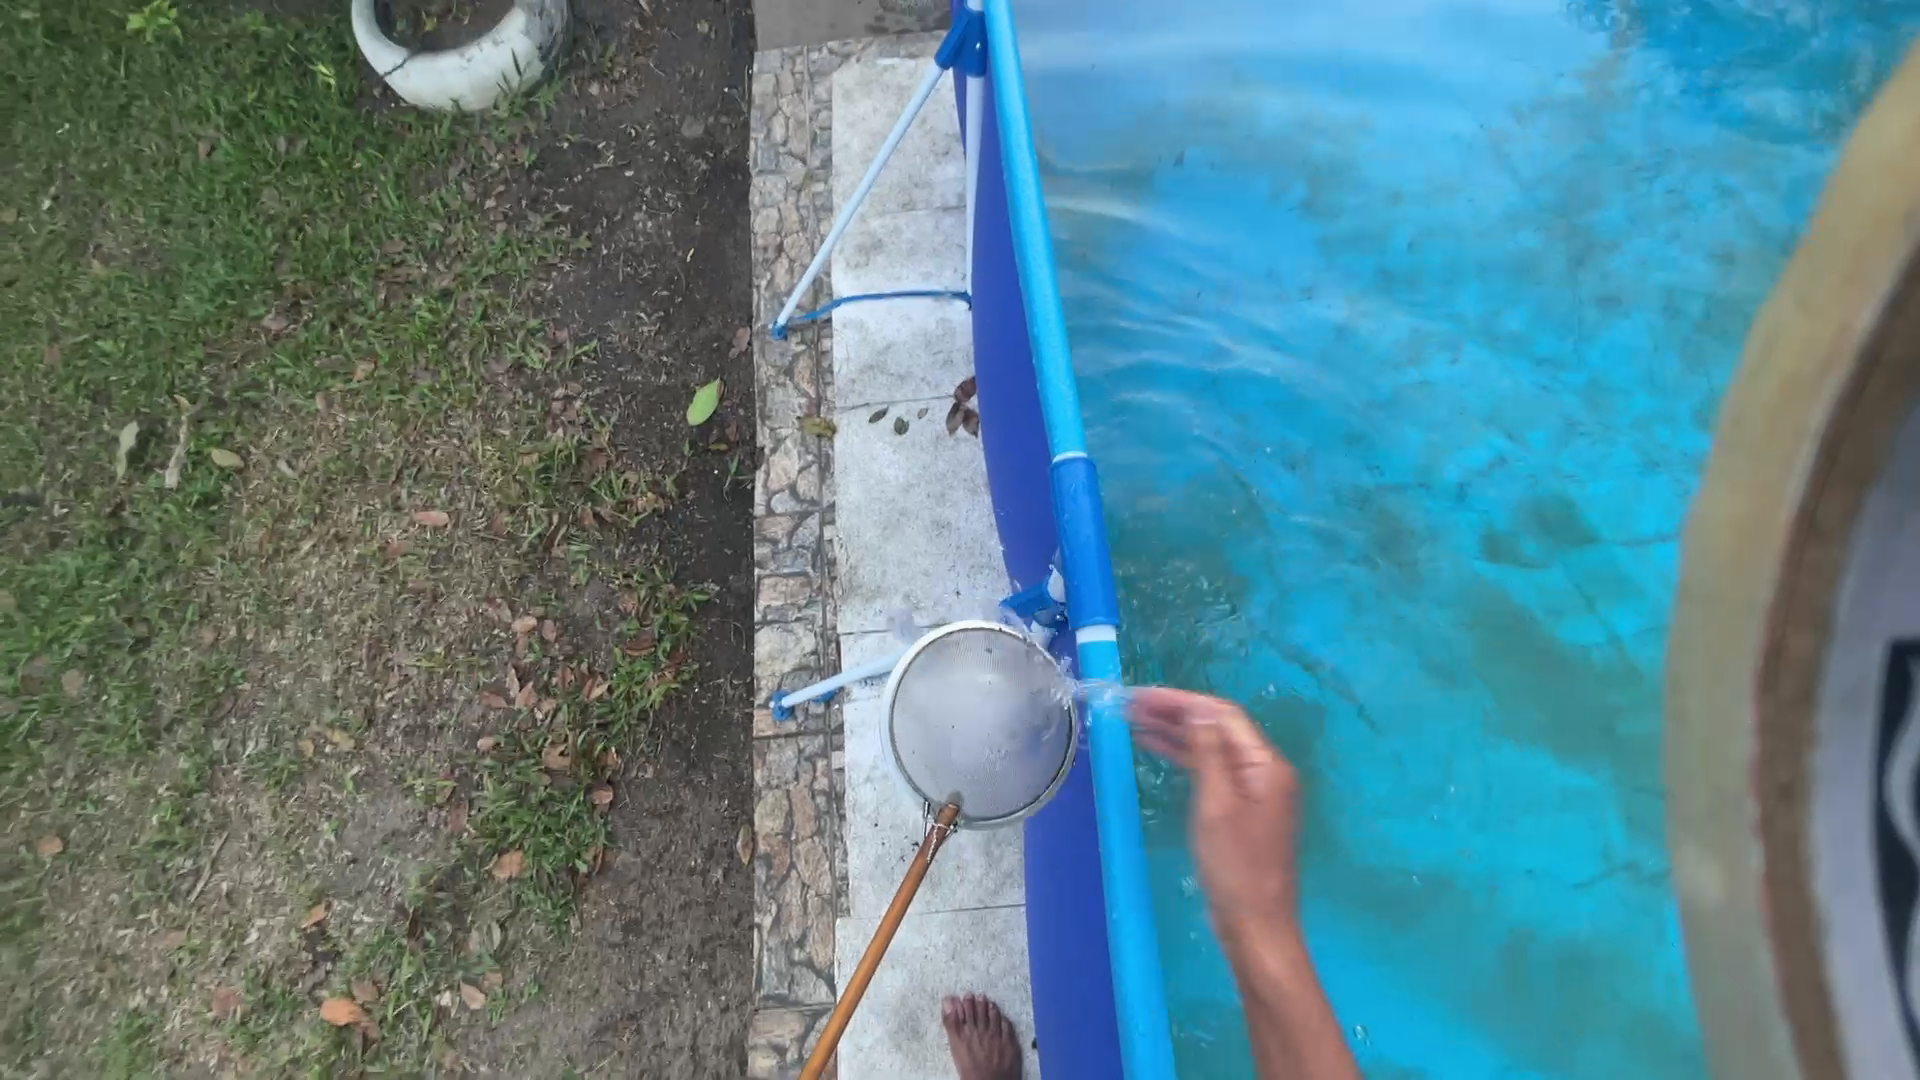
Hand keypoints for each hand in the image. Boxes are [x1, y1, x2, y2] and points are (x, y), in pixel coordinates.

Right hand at [1130, 687, 1301, 941]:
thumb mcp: (1216, 804)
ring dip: (1174, 731)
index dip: (1182, 701)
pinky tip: (1154, 747)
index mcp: (1266, 765)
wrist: (1254, 927)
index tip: (1143, 696)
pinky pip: (1209, 768)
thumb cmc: (1235, 867)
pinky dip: (1183, 755)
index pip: (1222, 714)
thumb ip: (1208, 751)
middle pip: (1216, 726)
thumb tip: (1196, 708)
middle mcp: (1263, 770)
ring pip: (1210, 746)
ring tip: (1134, 720)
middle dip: (1175, 712)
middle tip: (1131, 705)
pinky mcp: (1239, 807)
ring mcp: (1252, 789)